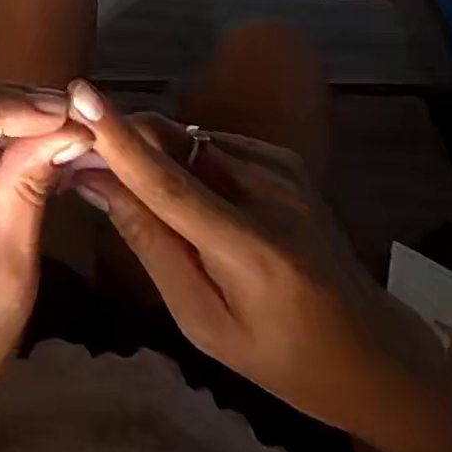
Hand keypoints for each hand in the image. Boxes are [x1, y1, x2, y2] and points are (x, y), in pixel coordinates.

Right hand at [65, 80, 451, 451]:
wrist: (373, 348)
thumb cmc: (282, 357)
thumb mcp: (204, 321)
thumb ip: (151, 245)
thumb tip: (97, 184)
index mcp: (250, 248)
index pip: (167, 181)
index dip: (119, 138)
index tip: (80, 94)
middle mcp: (270, 190)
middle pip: (174, 143)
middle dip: (121, 138)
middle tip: (78, 157)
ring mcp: (283, 167)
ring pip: (190, 138)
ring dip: (151, 150)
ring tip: (134, 189)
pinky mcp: (286, 157)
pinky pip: (213, 143)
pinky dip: (185, 158)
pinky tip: (192, 198)